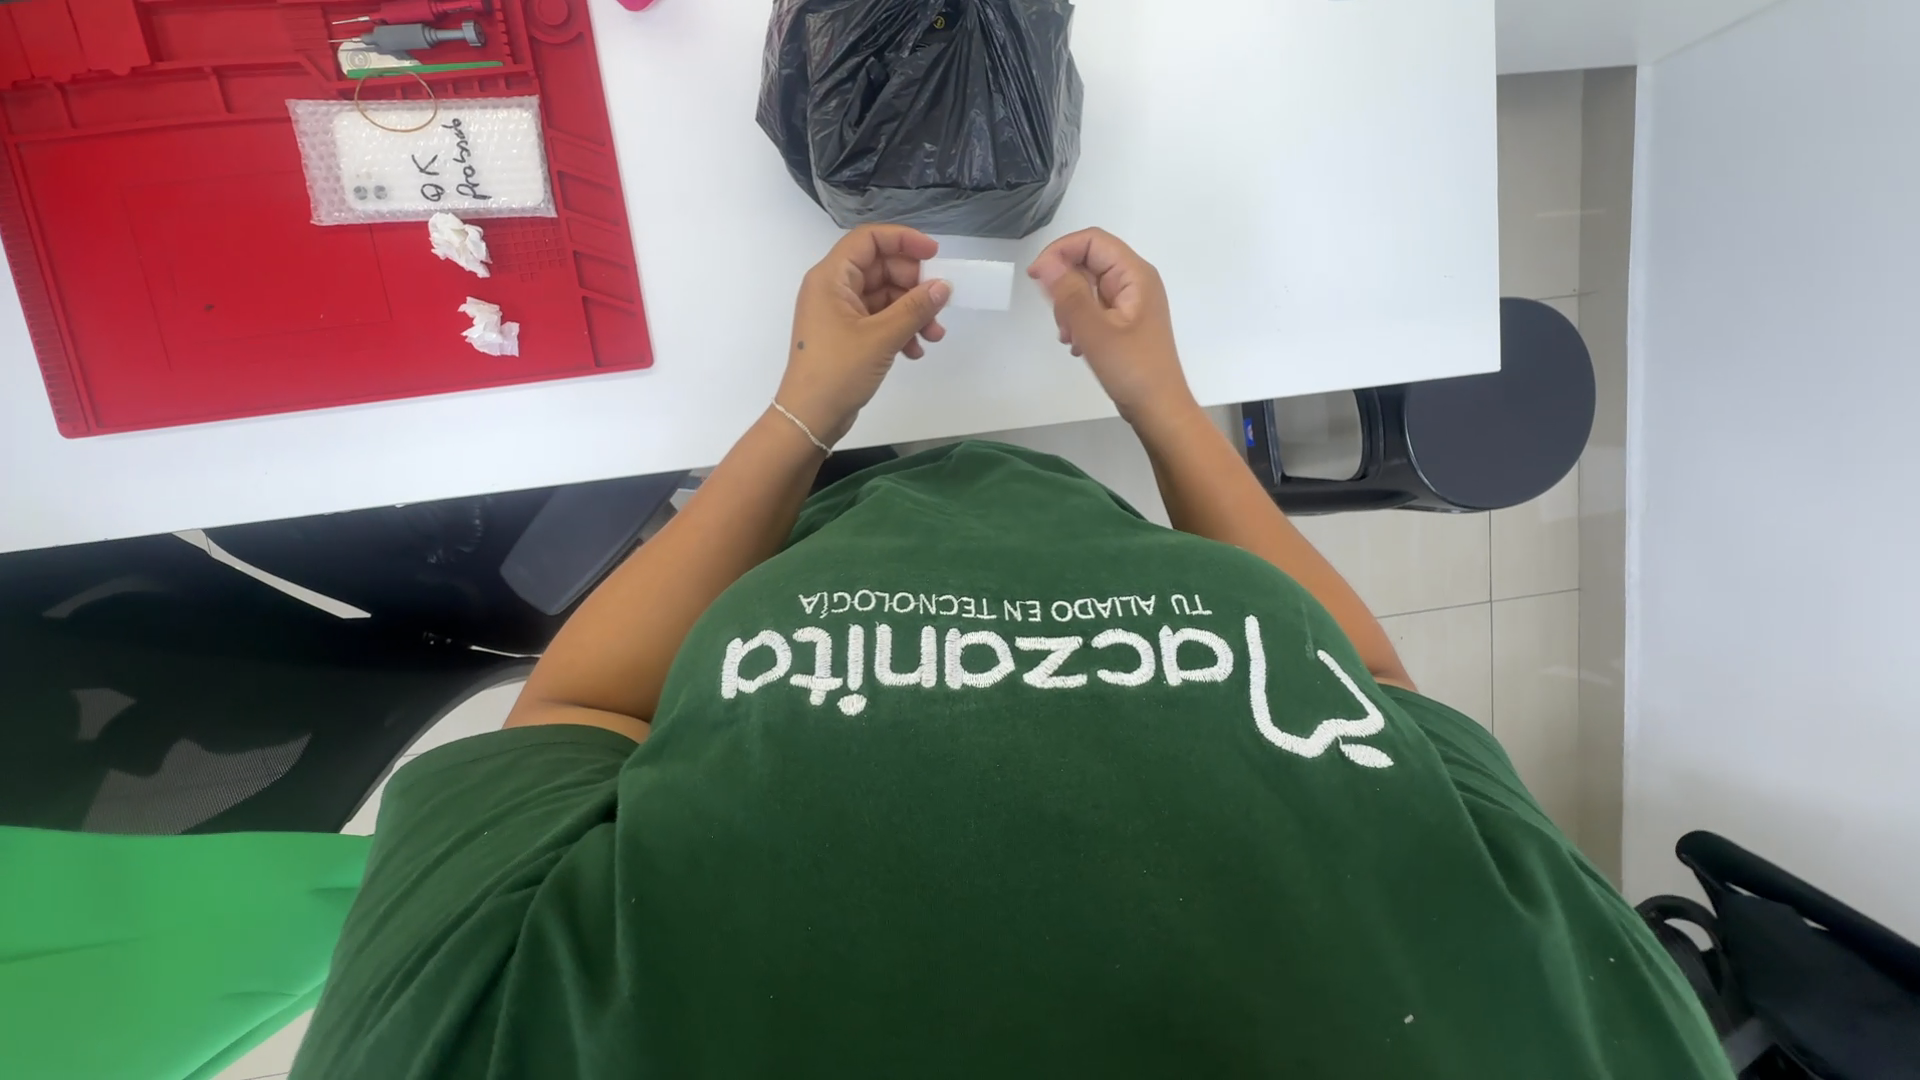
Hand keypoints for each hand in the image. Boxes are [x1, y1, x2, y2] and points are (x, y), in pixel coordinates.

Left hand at [776, 225, 951, 447]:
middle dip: (914, 286)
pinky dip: (900, 330)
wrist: (810, 417)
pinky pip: (879, 320)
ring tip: (933, 336)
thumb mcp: (881, 337)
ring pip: (884, 297)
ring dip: (912, 312)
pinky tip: (915, 351)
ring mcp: (839, 313)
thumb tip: (943, 287)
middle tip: (938, 307)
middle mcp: (833, 289)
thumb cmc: (837, 372)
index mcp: (831, 277)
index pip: (869, 240)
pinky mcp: (847, 335)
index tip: (935, 254)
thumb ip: (915, 308)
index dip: (903, 240)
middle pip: (881, 268)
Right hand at [1028, 228, 1196, 427]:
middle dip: (1065, 286)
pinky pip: (1094, 308)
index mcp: (1134, 274)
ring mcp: (1130, 303)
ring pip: (1088, 287)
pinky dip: (1079, 322)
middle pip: (1088, 262)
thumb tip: (1045, 263)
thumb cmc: (1132, 369)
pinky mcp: (1125, 322)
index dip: (1059, 252)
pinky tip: (1077, 346)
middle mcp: (1135, 281)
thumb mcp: (1095, 331)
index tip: (1036, 278)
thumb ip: (1068, 294)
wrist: (1158, 408)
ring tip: (1069, 337)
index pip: (1091, 241)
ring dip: (1070, 308)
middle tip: (1060, 320)